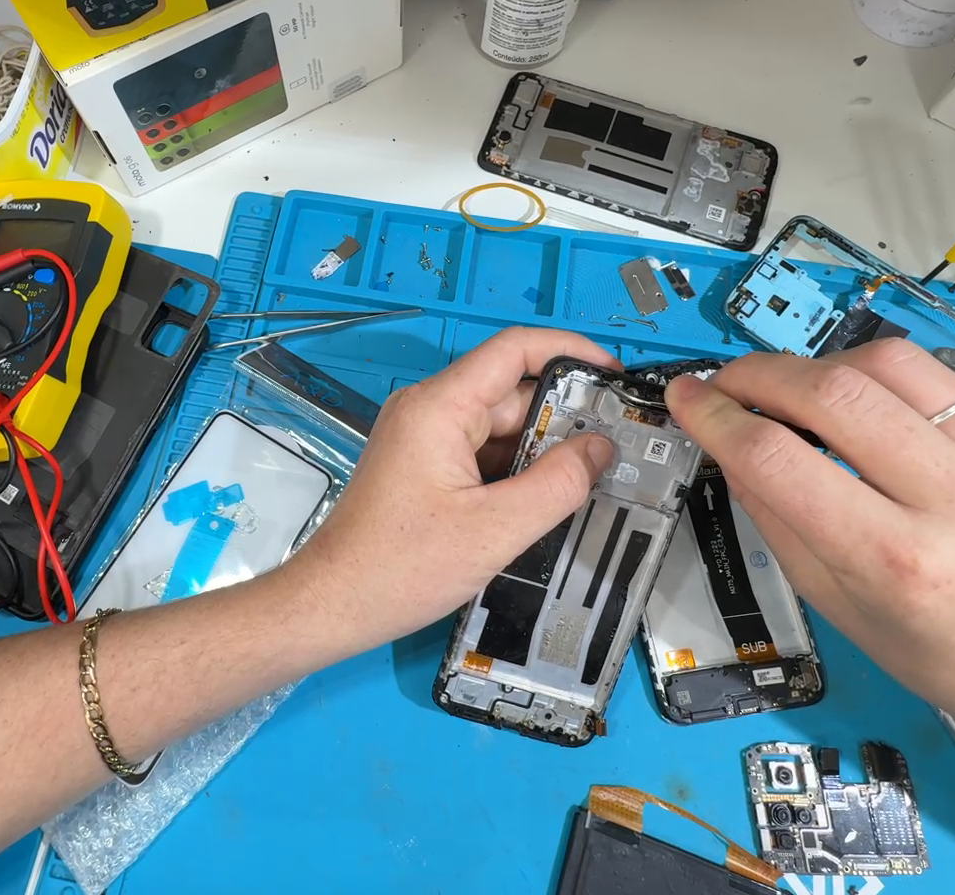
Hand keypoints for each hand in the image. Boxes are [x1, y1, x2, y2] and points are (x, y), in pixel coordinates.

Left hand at [280, 328, 618, 649]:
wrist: (334, 602)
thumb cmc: (400, 568)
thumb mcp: (494, 530)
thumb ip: (557, 485)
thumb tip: (601, 448)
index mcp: (439, 407)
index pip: (512, 350)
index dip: (568, 350)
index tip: (614, 374)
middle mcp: (429, 410)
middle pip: (511, 393)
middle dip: (565, 415)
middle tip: (620, 444)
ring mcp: (424, 436)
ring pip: (499, 426)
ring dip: (542, 448)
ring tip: (595, 474)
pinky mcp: (423, 463)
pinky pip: (481, 451)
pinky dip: (516, 468)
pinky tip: (549, 494)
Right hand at [664, 338, 954, 743]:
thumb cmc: (931, 652)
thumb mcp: (827, 597)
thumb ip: (771, 510)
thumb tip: (724, 438)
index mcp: (895, 562)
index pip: (778, 460)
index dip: (715, 417)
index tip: (683, 397)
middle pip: (831, 394)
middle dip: (755, 375)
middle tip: (723, 385)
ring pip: (884, 363)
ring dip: (813, 366)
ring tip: (788, 392)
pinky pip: (929, 374)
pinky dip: (867, 374)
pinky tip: (851, 401)